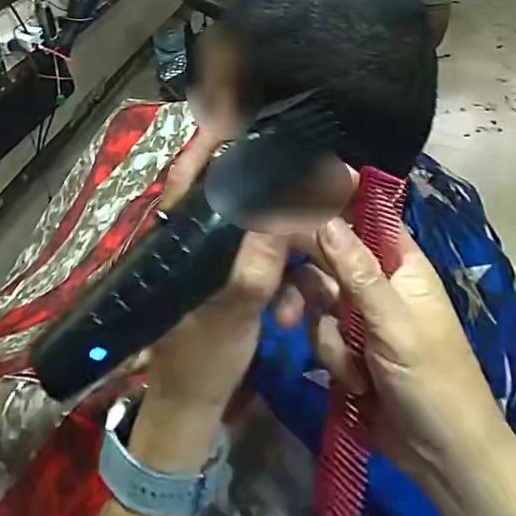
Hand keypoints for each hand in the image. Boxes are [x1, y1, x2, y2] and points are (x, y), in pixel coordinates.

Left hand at [144, 128, 306, 413]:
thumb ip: (257, 261)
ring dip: (292, 245)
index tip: (246, 106)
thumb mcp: (232, 309)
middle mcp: (198, 234)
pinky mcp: (234, 275)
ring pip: (261, 227)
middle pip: (243, 193)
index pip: (197, 168)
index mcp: (184, 233)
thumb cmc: (200, 357)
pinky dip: (286, 274)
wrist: (190, 409)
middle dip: (287, 196)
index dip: (219, 135)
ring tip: (321, 268)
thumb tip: (283, 211)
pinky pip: (266, 259)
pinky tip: (297, 307)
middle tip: (331, 184)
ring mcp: (217, 255)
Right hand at [299, 218, 514, 490]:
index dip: (330, 201)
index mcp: (400, 261)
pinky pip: (319, 332)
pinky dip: (331, 357)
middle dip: (310, 277)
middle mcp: (377, 279)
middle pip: (329, 253)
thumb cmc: (433, 380)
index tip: (291, 198)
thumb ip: (358, 272)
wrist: (443, 457)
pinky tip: (354, 384)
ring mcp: (360, 313)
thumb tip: (325, 219)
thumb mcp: (395, 324)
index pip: (363, 214)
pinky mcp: (346, 346)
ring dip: (324, 331)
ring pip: (317, 296)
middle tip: (288, 298)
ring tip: (345, 365)